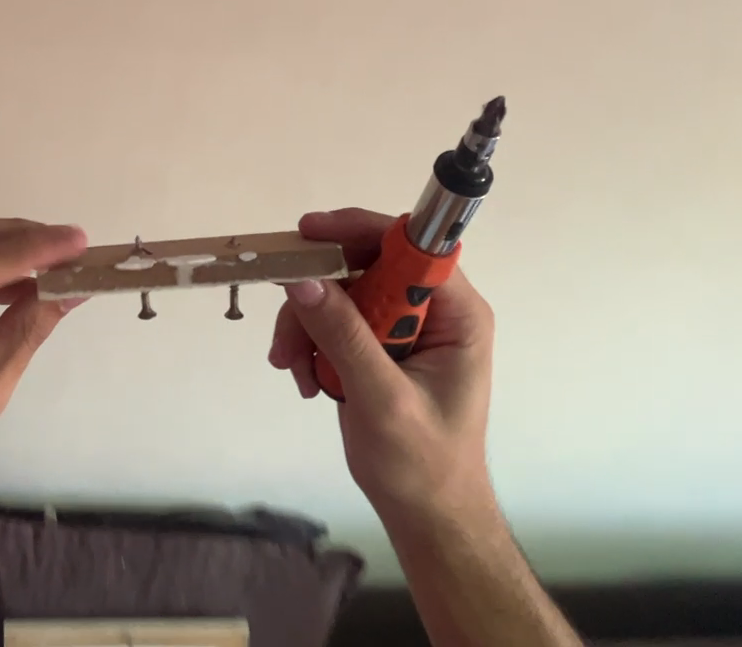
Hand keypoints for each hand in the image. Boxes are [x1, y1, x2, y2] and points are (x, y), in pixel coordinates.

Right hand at [268, 208, 496, 521]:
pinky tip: (307, 380)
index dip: (359, 229)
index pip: (411, 246)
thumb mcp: (382, 399)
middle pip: (363, 264)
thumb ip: (343, 335)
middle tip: (287, 331)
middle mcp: (428, 309)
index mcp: (455, 314)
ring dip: (305, 326)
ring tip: (292, 368)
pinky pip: (329, 318)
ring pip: (337, 291)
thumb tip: (303, 279)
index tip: (309, 234)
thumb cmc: (422, 464)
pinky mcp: (374, 342)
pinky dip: (308, 344)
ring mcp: (400, 325)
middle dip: (318, 295)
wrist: (425, 513)